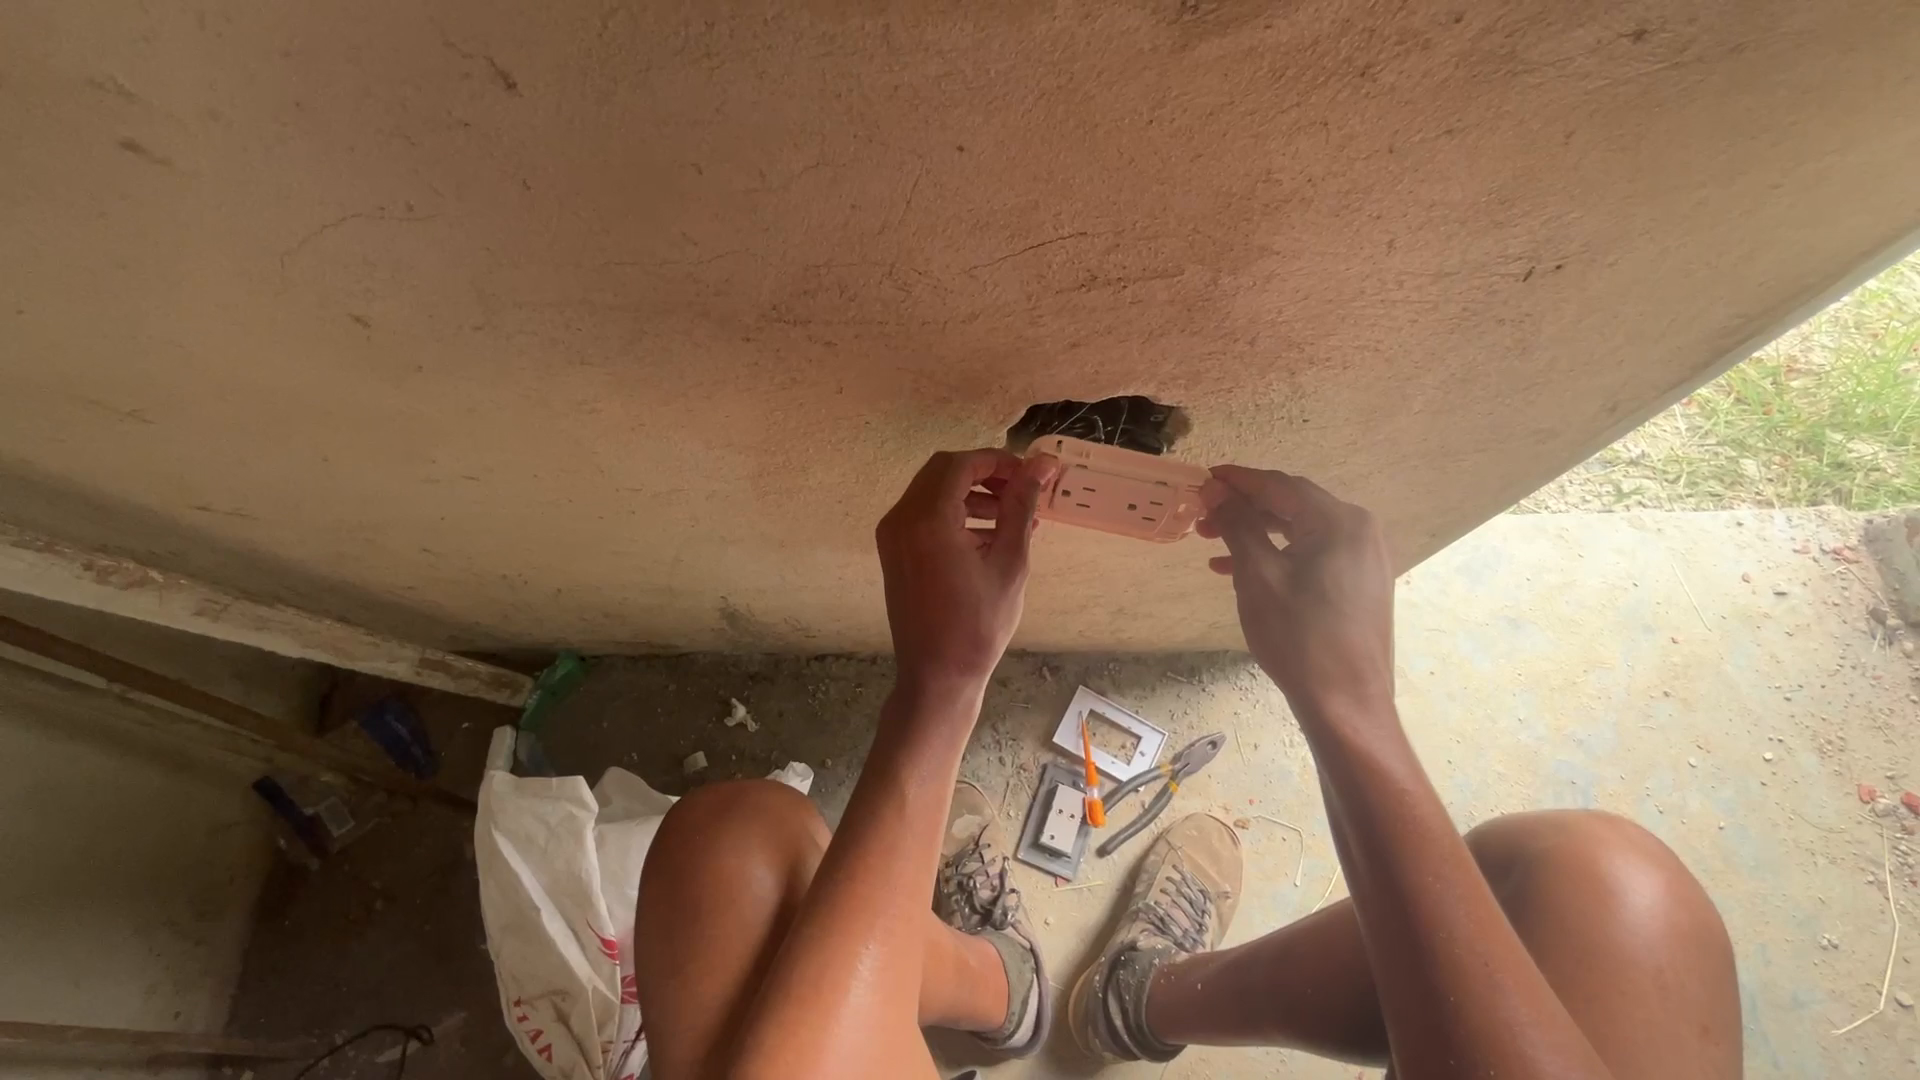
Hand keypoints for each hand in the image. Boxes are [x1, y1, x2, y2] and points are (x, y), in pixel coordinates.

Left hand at [876, 448, 1059, 694]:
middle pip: (943, 471)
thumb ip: (1021, 505)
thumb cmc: (979, 624)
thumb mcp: (1009, 561)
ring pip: (933, 491)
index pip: (962, 464)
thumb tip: (1043, 464)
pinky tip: (990, 536)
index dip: (999, 461)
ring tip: (1013, 516)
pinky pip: (925, 515)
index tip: (1031, 475)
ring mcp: (893, 536)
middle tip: (1022, 491)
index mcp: (927, 519)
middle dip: (985, 474)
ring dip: (971, 493)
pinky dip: (955, 514)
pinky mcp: (894, 552)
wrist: (938, 675)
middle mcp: (901, 519)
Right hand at [1199, 465, 1394, 715]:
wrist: (1345, 702)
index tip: (1203, 479)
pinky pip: (1313, 555)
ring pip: (1300, 532)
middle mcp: (1359, 530)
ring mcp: (1364, 559)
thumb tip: (1216, 491)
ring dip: (1256, 533)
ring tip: (1212, 545)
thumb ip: (1237, 524)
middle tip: (1201, 518)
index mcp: (1338, 521)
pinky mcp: (1360, 584)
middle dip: (1244, 509)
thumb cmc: (1297, 635)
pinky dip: (1277, 556)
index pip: (1280, 485)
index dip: (1238, 480)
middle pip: (1292, 505)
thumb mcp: (1257, 574)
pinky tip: (1242, 571)